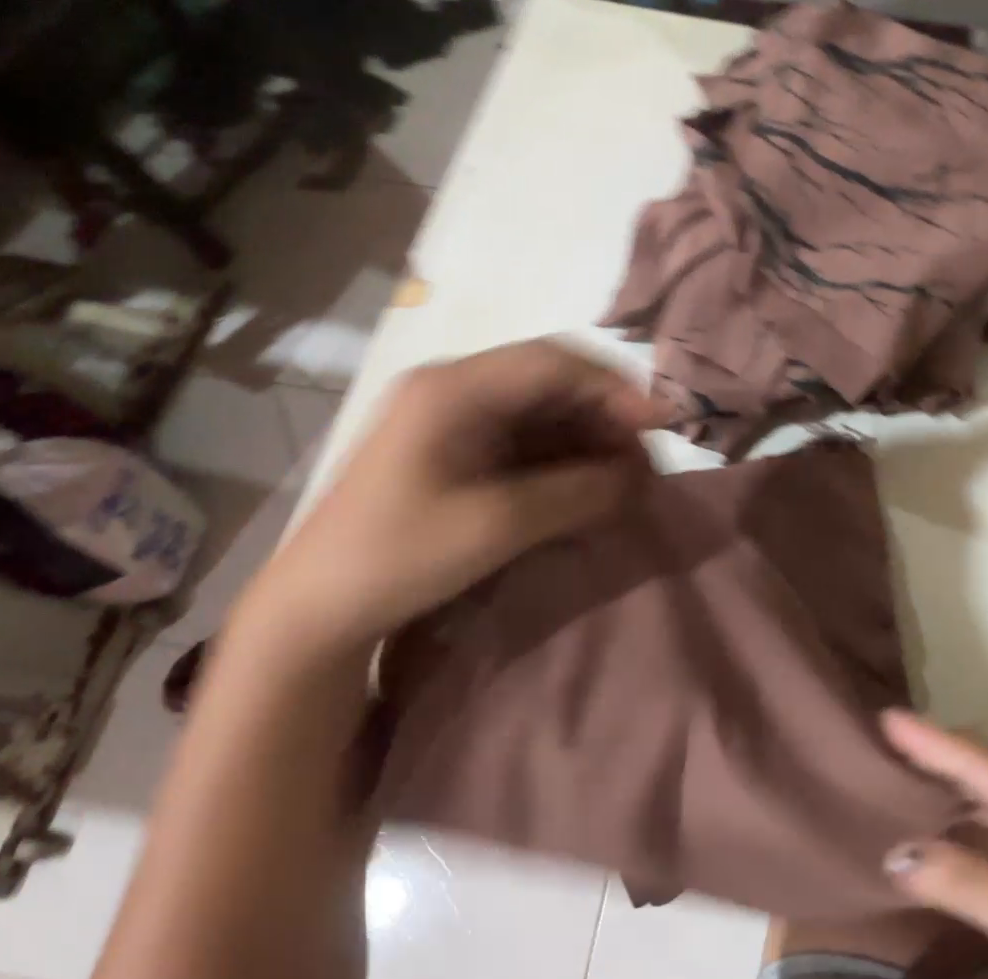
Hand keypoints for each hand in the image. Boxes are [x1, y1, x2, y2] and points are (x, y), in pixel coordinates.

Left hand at [244, 340, 661, 652]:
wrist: (322, 606)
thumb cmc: (399, 556)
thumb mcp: (499, 524)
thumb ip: (578, 493)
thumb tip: (639, 478)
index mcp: (453, 388)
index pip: (555, 363)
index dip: (618, 389)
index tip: (665, 426)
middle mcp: (456, 390)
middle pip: (554, 385)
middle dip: (609, 421)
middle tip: (649, 468)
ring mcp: (457, 422)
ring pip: (547, 416)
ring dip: (593, 445)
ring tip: (630, 485)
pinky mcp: (460, 454)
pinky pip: (530, 445)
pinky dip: (568, 465)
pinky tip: (594, 494)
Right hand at [880, 711, 987, 978]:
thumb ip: (967, 882)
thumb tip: (895, 852)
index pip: (982, 763)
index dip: (932, 739)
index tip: (885, 716)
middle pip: (979, 768)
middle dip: (930, 749)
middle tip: (874, 739)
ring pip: (977, 796)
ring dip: (935, 781)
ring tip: (884, 770)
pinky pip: (977, 829)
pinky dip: (944, 819)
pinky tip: (917, 826)